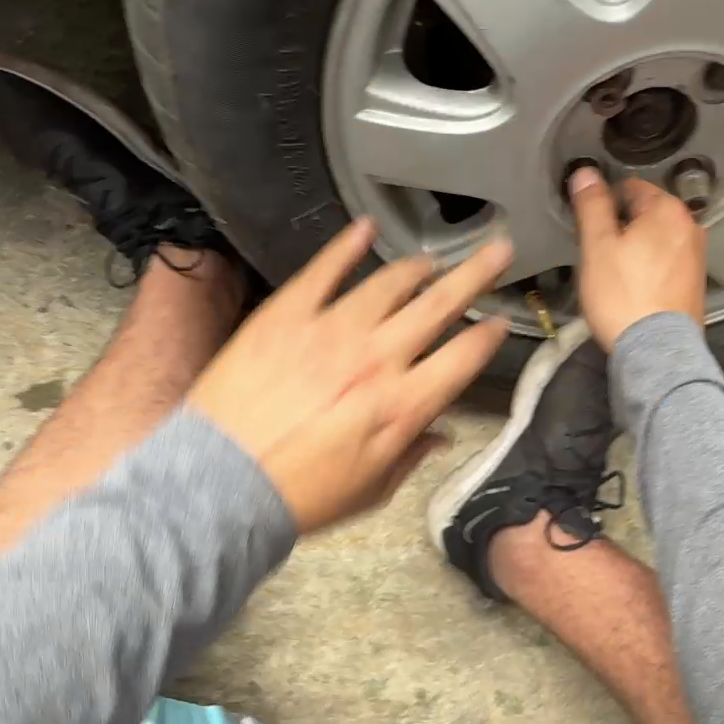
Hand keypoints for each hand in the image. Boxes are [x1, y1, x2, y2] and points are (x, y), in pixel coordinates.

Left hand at [188, 220, 511, 532]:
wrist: (222, 484)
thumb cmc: (301, 496)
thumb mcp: (371, 490)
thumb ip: (410, 456)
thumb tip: (438, 435)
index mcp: (402, 405)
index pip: (464, 358)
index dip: (490, 337)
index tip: (501, 323)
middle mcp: (376, 359)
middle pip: (439, 305)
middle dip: (476, 274)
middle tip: (500, 249)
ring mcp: (330, 330)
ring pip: (388, 283)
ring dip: (417, 267)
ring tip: (432, 259)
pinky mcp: (287, 315)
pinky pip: (324, 270)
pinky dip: (347, 245)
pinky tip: (365, 227)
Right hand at [568, 168, 706, 350]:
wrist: (655, 350)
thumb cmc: (623, 297)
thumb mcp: (597, 246)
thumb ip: (591, 206)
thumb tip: (585, 173)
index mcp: (668, 209)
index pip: (630, 187)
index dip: (605, 205)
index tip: (591, 229)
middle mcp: (690, 227)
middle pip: (647, 215)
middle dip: (624, 228)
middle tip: (602, 255)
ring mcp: (696, 257)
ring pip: (658, 241)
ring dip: (638, 250)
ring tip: (618, 276)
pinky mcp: (695, 284)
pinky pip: (667, 265)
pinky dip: (651, 270)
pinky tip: (636, 290)